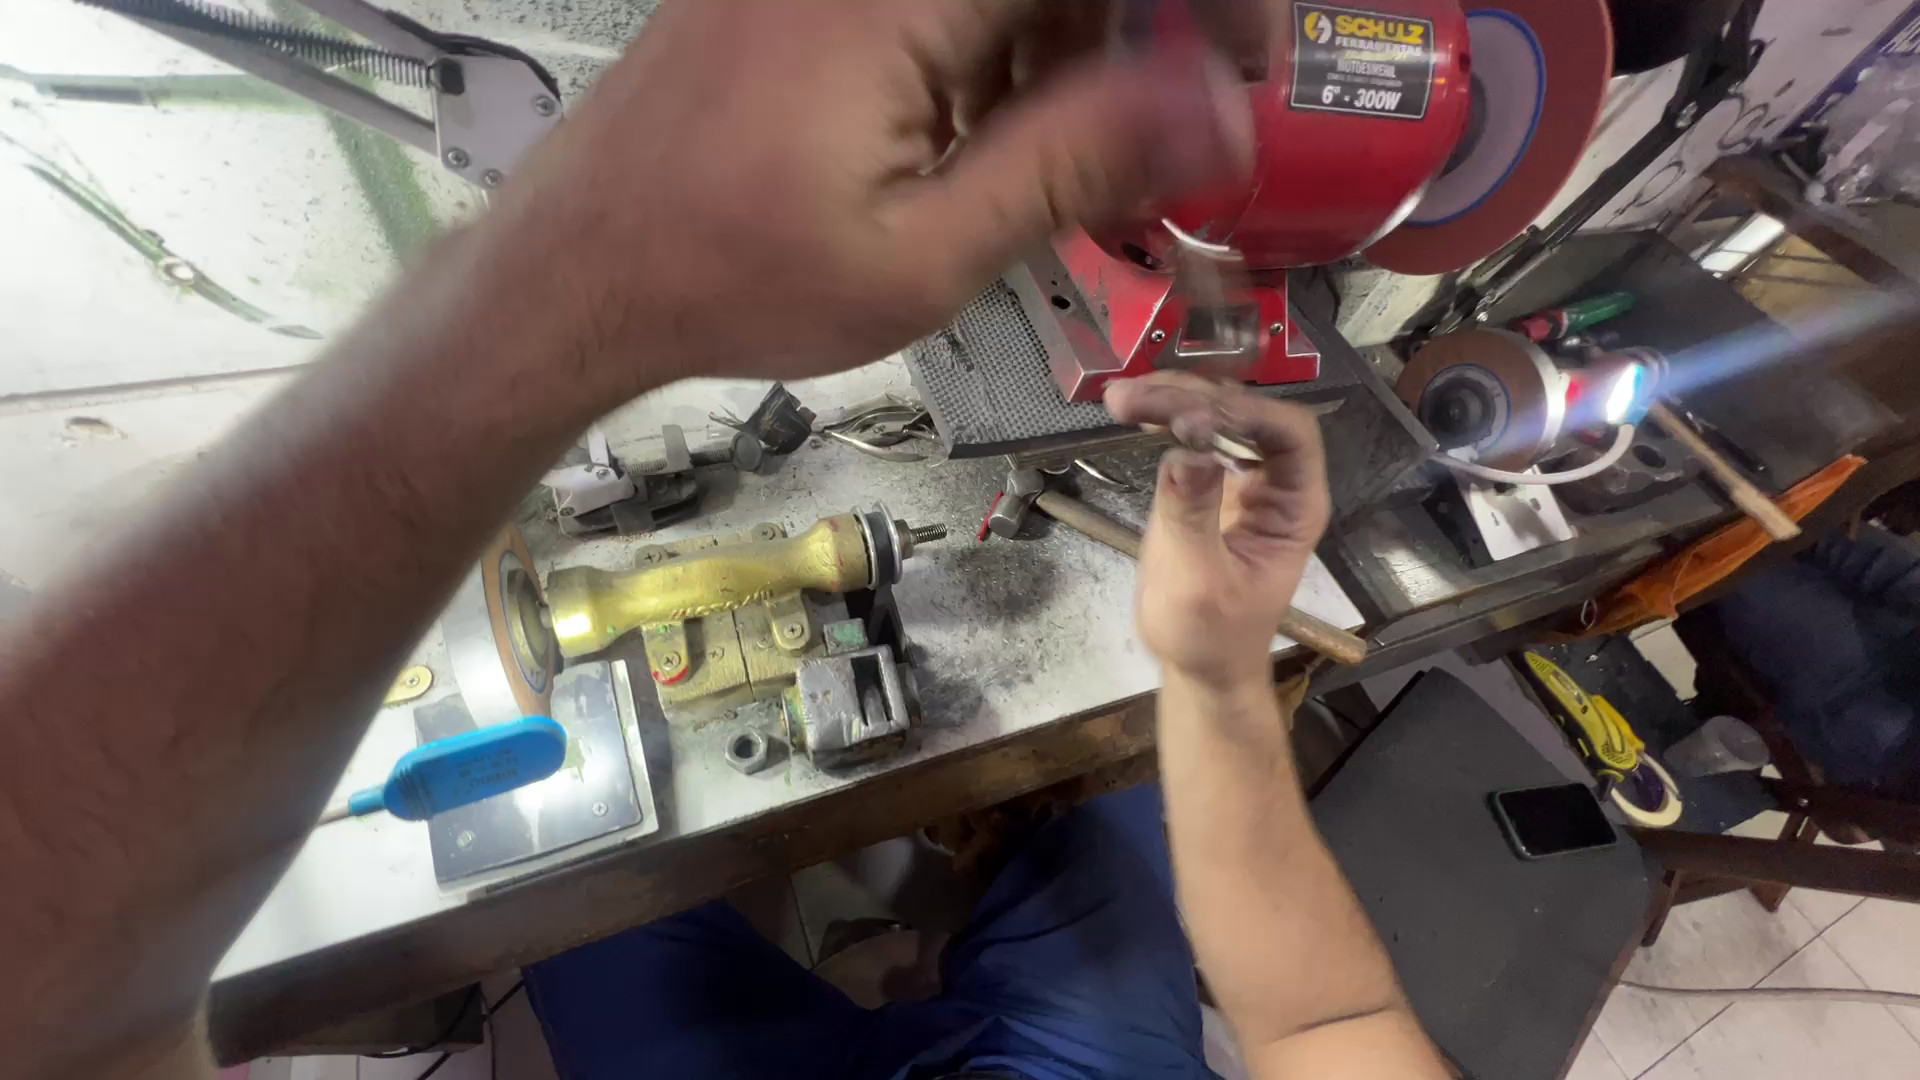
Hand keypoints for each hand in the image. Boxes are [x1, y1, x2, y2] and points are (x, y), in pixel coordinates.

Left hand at [485, 0, 1253, 400]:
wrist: (590, 272)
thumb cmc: (739, 283)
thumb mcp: (926, 255)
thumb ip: (1070, 165)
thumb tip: (1212, 113)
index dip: (1202, 4)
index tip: (1243, 73)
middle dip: (1129, 47)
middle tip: (1143, 160)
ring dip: (1059, 68)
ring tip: (1046, 180)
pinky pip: (941, 10)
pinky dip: (989, 68)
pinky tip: (976, 151)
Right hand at [1104, 373, 1331, 684]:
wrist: (1198, 661)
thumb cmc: (1209, 636)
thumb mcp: (1198, 584)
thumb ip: (1192, 518)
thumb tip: (1184, 452)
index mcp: (1293, 507)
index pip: (1288, 434)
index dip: (1244, 414)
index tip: (1184, 416)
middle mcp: (1273, 484)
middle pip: (1246, 415)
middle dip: (1192, 398)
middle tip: (1132, 397)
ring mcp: (1239, 482)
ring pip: (1216, 418)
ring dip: (1171, 400)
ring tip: (1121, 398)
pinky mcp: (1205, 487)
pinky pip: (1190, 439)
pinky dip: (1162, 420)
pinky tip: (1133, 412)